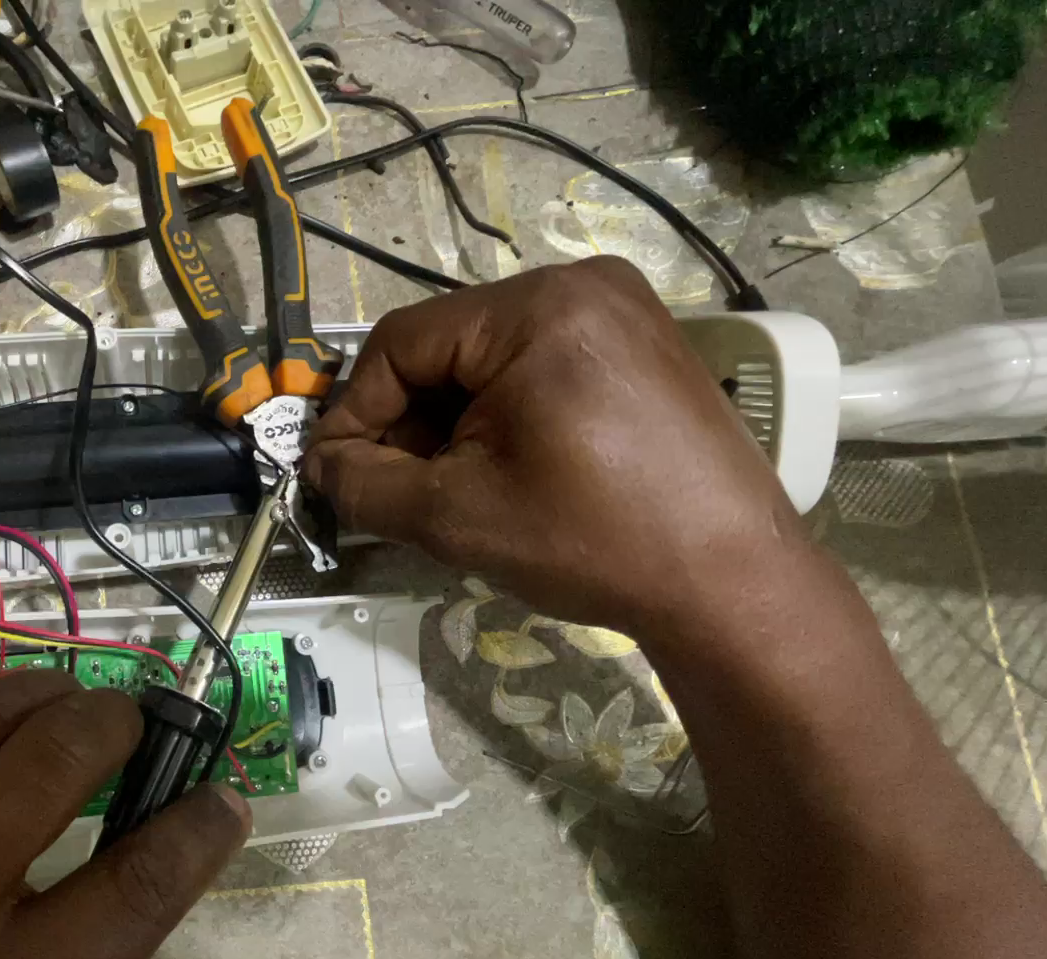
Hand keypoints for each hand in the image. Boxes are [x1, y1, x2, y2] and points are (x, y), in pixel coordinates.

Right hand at [307, 256, 808, 635]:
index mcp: (536, 310)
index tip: (333, 473)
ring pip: (481, 362)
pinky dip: (491, 417)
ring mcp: (615, 312)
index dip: (353, 412)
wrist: (729, 584)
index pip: (399, 344)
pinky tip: (493, 469)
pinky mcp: (633, 346)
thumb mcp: (452, 515)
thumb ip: (362, 485)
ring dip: (443, 424)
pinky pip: (528, 368)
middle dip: (402, 423)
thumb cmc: (589, 540)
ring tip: (440, 486)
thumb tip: (317, 466)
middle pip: (442, 349)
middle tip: (388, 487)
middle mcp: (579, 285)